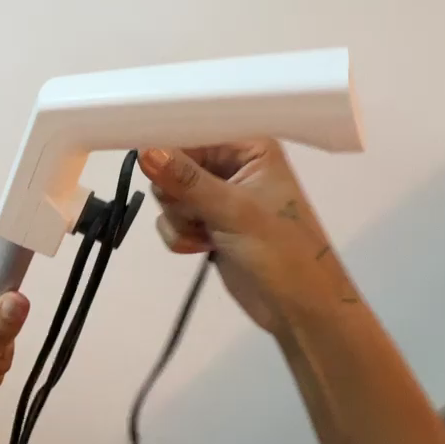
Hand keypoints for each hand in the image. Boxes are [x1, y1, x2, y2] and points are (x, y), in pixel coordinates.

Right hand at [138, 142, 359, 334]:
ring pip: (168, 194)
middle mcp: (233, 166)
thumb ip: (185, 180)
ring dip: (179, 219)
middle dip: (176, 193)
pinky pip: (172, 219)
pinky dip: (180, 235)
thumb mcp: (233, 211)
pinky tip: (202, 248)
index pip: (194, 132)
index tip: (146, 161)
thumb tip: (144, 151)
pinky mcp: (208, 223)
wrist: (300, 310)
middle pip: (173, 163)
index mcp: (250, 149)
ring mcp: (219, 197)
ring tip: (206, 235)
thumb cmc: (281, 253)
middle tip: (196, 212)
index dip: (168, 146)